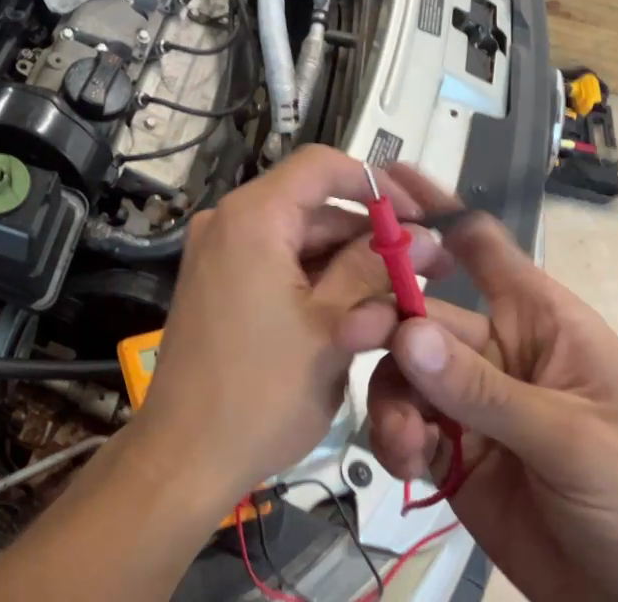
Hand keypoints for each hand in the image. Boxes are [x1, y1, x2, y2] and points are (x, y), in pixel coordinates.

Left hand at [128, 146, 448, 507]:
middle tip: (431, 266)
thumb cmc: (262, 390)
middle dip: (371, 231)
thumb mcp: (333, 328)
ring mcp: (218, 252)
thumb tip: (421, 237)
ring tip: (406, 292)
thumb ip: (374, 272)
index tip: (422, 216)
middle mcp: (228, 221)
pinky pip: (276, 262)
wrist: (186, 450)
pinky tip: (361, 308)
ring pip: (297, 237)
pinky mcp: (218, 283)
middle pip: (312, 204)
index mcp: (252, 216)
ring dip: (349, 260)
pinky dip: (317, 279)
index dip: (376, 182)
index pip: (321, 166)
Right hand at [338, 165, 617, 601]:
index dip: (433, 206)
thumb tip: (402, 330)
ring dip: (390, 399)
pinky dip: (392, 438)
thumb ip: (485, 390)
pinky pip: (400, 424)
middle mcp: (497, 352)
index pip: (480, 245)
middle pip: (418, 311)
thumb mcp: (578, 443)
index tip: (379, 179)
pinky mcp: (451, 453)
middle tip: (351, 340)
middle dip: (384, 323)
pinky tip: (408, 464)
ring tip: (406, 444)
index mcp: (540, 322)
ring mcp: (471, 404)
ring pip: (399, 370)